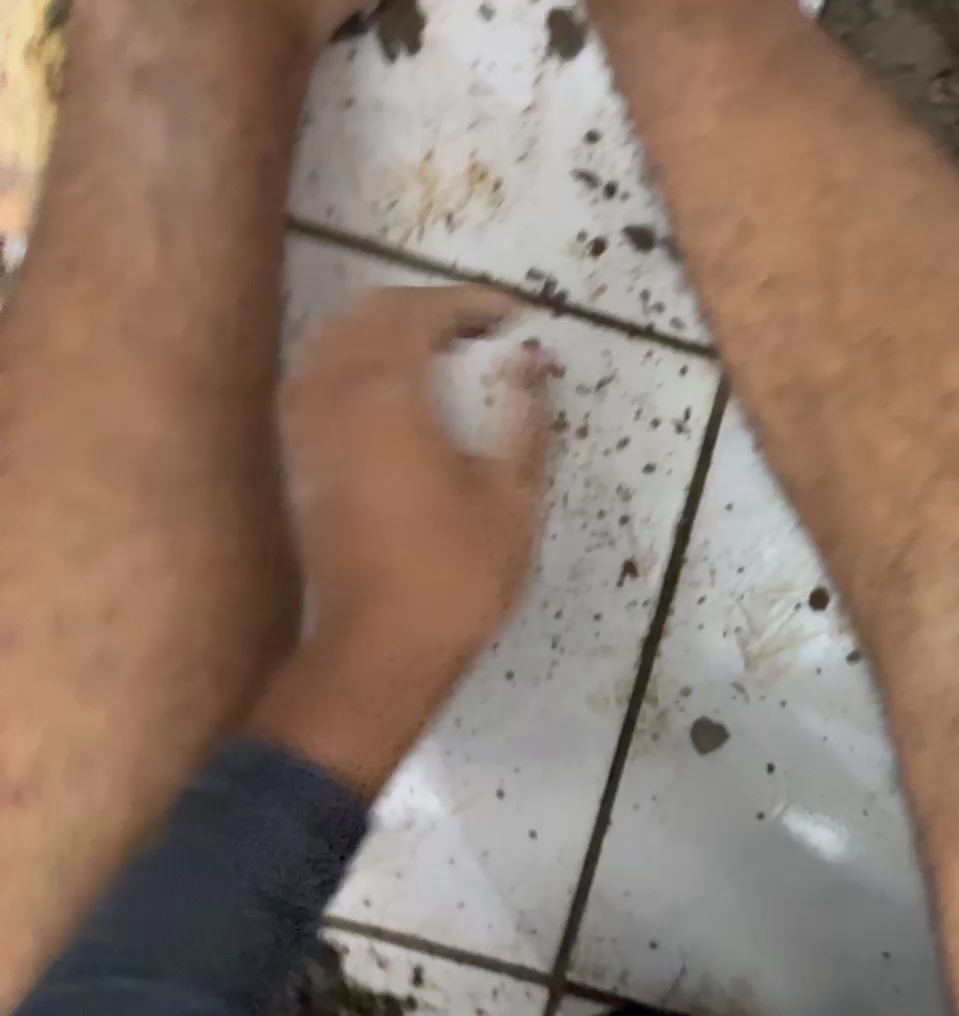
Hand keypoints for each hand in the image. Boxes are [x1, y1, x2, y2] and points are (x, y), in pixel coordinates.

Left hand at [280, 286, 554, 670]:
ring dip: (395, 329)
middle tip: (491, 328)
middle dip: (433, 308)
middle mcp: (331, 397)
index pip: (419, 315)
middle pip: (369, 315)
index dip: (470, 303)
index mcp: (387, 400)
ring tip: (454, 349)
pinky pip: (322, 372)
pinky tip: (406, 386)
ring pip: (337, 339)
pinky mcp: (301, 454)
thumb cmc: (461, 570)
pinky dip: (366, 357)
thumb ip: (524, 415)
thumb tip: (532, 359)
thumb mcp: (516, 493)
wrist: (383, 643)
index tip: (517, 314)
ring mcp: (305, 425)